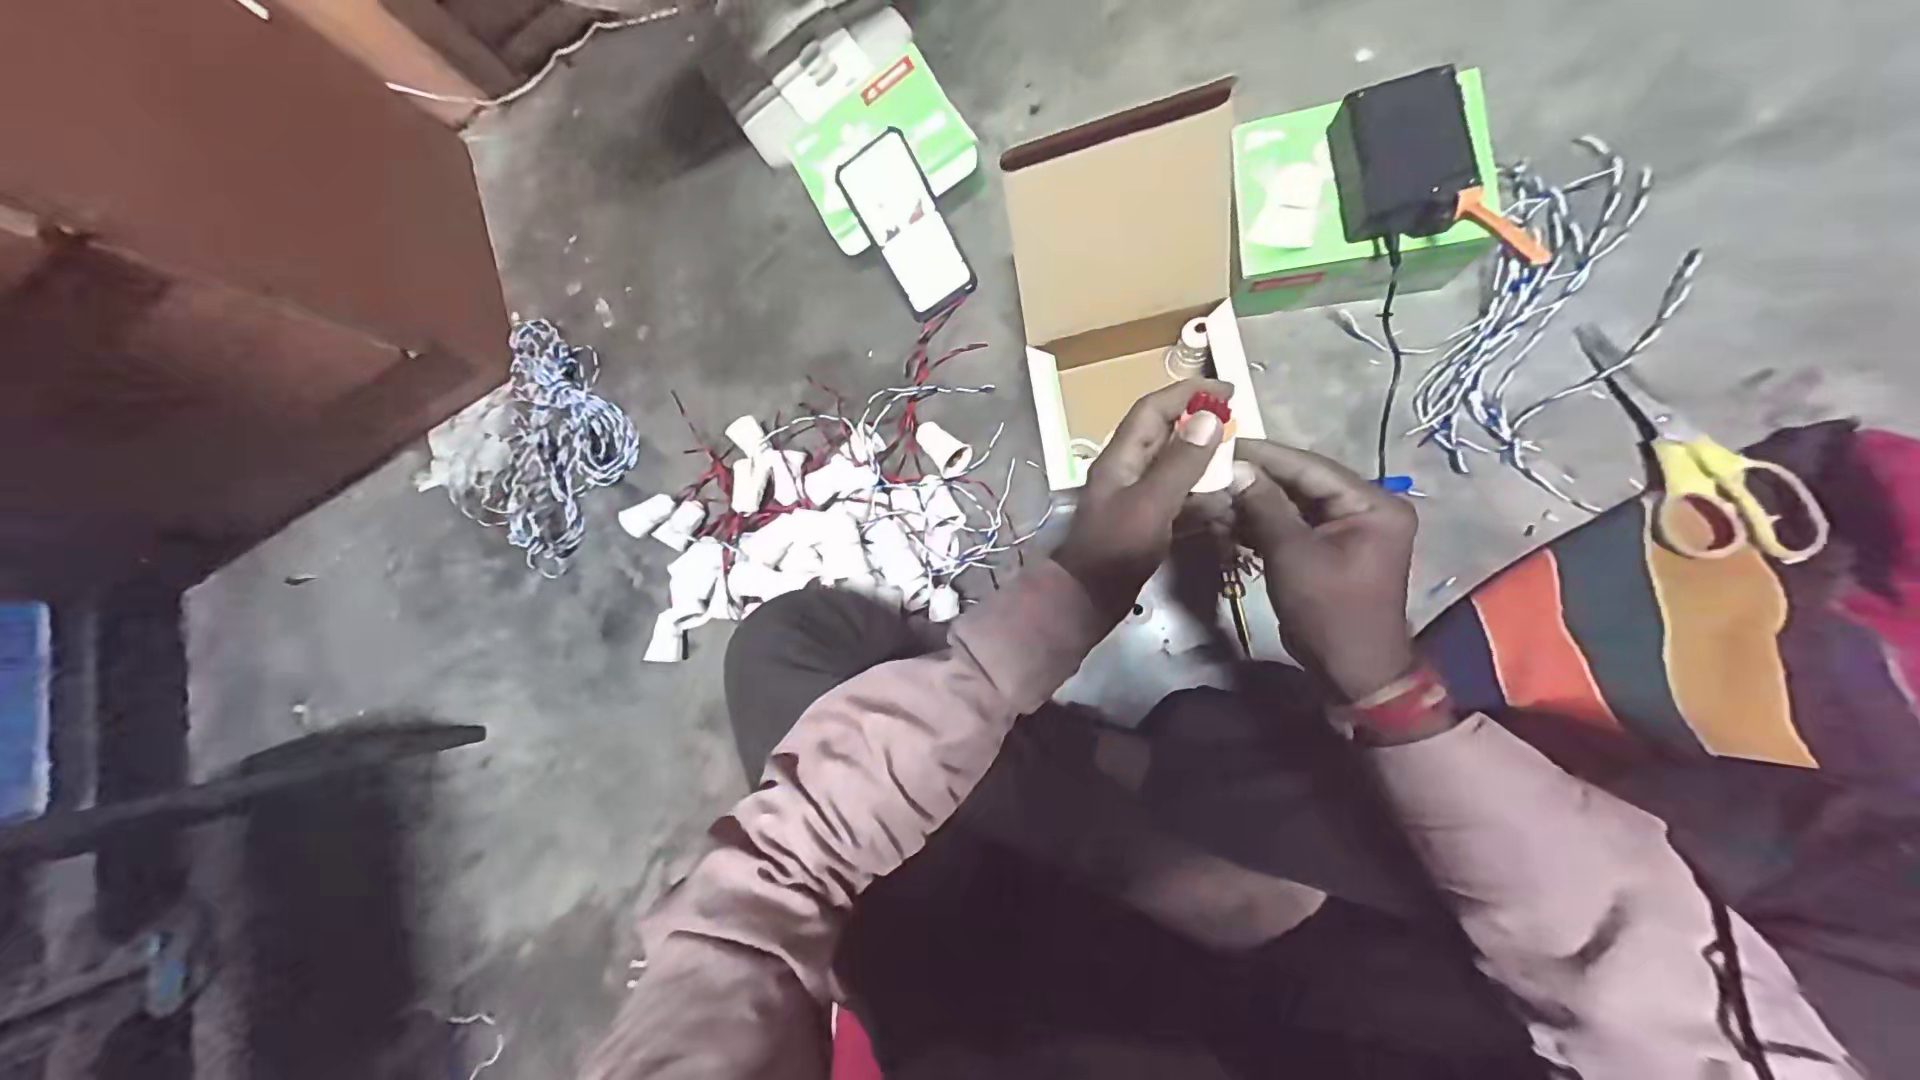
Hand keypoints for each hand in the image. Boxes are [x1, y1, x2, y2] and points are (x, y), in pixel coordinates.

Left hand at [1053, 379, 1230, 622]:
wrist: (1088, 598)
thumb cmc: (1115, 548)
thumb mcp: (1151, 502)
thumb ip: (1180, 463)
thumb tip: (1208, 418)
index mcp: (1120, 458)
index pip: (1152, 410)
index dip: (1187, 393)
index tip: (1226, 389)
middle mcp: (1126, 472)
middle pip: (1163, 435)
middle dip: (1198, 424)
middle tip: (1236, 422)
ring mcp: (1135, 498)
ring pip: (1172, 468)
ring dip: (1203, 462)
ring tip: (1237, 462)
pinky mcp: (1145, 523)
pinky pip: (1176, 499)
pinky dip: (1200, 496)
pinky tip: (1225, 502)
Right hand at [1230, 440, 1417, 700]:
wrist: (1350, 669)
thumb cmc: (1328, 609)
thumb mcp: (1293, 553)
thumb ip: (1264, 506)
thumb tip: (1235, 468)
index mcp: (1372, 503)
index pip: (1311, 467)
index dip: (1266, 455)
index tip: (1225, 442)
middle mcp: (1364, 508)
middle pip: (1301, 483)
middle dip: (1256, 478)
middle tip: (1213, 466)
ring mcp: (1345, 529)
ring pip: (1292, 503)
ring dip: (1253, 501)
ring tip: (1213, 492)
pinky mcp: (1326, 548)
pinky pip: (1290, 525)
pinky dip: (1260, 523)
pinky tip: (1228, 518)